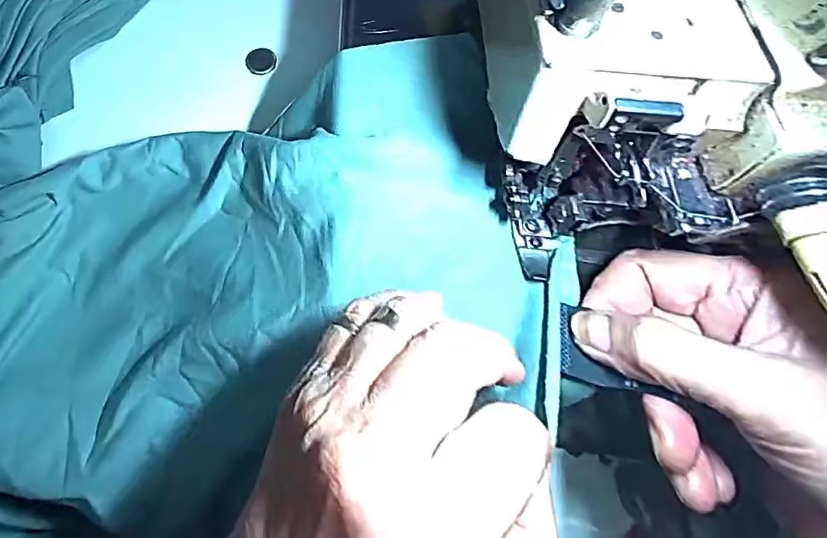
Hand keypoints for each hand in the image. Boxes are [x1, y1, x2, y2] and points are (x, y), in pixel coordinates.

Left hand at [235, 291, 554, 537]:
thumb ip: (518, 518)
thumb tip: (522, 448)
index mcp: (423, 514)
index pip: (510, 435)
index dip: (528, 436)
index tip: (522, 444)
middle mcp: (369, 448)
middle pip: (448, 352)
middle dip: (488, 350)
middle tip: (501, 369)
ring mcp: (326, 409)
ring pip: (394, 322)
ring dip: (435, 317)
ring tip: (458, 332)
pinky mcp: (298, 393)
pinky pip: (346, 325)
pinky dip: (382, 309)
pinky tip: (404, 314)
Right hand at [571, 250, 826, 536]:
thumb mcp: (768, 394)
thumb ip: (668, 353)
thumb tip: (583, 325)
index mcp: (743, 289)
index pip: (644, 273)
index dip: (612, 306)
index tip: (592, 347)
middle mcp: (726, 323)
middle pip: (639, 333)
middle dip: (648, 391)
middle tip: (669, 430)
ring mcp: (723, 374)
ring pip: (648, 384)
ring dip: (664, 433)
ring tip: (696, 471)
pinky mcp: (723, 420)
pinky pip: (669, 423)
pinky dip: (680, 458)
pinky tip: (712, 485)